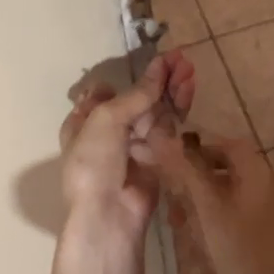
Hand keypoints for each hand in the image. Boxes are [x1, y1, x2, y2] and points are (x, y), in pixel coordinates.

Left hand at [58, 51, 194, 236]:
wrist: (109, 214)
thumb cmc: (95, 162)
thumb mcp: (106, 119)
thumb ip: (135, 95)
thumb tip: (159, 69)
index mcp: (84, 122)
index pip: (107, 93)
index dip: (129, 77)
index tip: (153, 61)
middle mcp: (109, 131)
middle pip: (136, 99)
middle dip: (157, 80)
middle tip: (180, 59)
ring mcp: (133, 145)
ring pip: (155, 111)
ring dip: (171, 89)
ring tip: (189, 69)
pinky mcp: (156, 157)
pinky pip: (168, 128)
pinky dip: (177, 108)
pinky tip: (188, 88)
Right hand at [149, 133, 273, 273]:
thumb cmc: (245, 253)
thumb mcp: (210, 209)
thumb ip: (185, 171)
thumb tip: (158, 134)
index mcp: (256, 174)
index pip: (226, 145)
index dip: (197, 151)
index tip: (169, 167)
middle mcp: (261, 192)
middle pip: (220, 176)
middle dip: (192, 190)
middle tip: (172, 209)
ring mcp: (261, 220)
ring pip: (219, 206)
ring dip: (196, 218)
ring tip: (182, 237)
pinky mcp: (257, 246)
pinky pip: (226, 231)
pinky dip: (209, 240)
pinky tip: (199, 263)